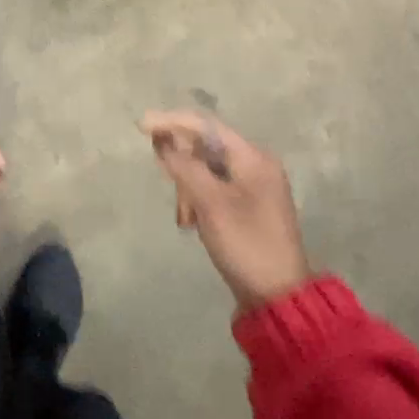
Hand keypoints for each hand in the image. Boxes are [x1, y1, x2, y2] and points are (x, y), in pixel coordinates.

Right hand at [140, 111, 311, 310]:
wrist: (277, 297)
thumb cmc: (246, 244)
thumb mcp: (211, 204)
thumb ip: (185, 167)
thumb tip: (163, 140)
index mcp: (253, 158)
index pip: (206, 126)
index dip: (172, 122)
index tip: (141, 126)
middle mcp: (255, 164)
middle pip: (206, 147)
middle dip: (182, 164)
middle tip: (169, 187)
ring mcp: (253, 185)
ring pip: (207, 170)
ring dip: (188, 187)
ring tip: (185, 218)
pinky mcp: (247, 205)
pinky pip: (214, 188)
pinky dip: (198, 199)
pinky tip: (192, 221)